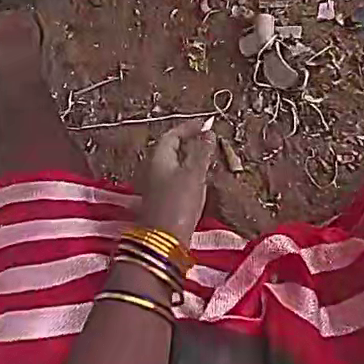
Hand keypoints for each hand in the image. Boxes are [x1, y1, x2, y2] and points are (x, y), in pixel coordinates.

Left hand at [135, 122, 214, 237]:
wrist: (164, 239)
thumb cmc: (178, 202)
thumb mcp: (194, 174)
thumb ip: (201, 152)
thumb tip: (208, 133)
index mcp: (159, 157)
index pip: (172, 135)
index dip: (189, 128)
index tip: (207, 124)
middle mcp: (154, 168)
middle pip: (172, 148)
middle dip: (190, 141)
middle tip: (209, 139)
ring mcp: (156, 185)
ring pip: (174, 164)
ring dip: (190, 158)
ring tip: (209, 156)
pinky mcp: (162, 199)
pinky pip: (176, 178)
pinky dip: (189, 172)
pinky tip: (201, 180)